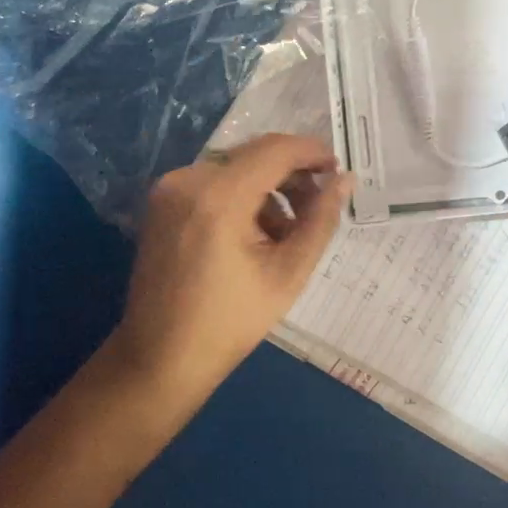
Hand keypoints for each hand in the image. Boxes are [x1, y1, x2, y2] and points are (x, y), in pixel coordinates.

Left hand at [107, 134, 350, 396]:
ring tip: (290, 231)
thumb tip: (345, 181)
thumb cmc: (231, 321)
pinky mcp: (162, 203)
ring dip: (269, 189)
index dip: (312, 153)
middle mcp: (188, 180)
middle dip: (292, 174)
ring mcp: (169, 190)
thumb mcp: (288, 273)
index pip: (275, 150)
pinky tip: (257, 235)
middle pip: (254, 156)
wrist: (162, 357)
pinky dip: (242, 198)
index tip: (338, 171)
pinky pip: (213, 184)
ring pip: (236, 169)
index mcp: (219, 197)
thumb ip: (320, 220)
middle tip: (321, 205)